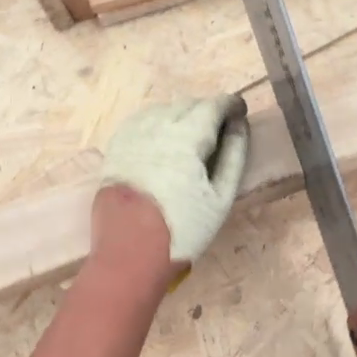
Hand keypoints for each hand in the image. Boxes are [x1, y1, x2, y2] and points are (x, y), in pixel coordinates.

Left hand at [99, 95, 250, 264]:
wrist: (129, 252)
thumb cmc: (183, 229)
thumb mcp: (220, 198)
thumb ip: (234, 156)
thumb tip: (239, 127)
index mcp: (187, 137)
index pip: (213, 105)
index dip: (230, 104)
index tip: (240, 111)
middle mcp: (157, 127)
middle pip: (188, 104)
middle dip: (207, 110)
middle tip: (220, 129)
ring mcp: (132, 135)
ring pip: (162, 110)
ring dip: (181, 115)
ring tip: (192, 136)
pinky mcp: (116, 148)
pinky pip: (140, 122)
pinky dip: (157, 123)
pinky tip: (162, 140)